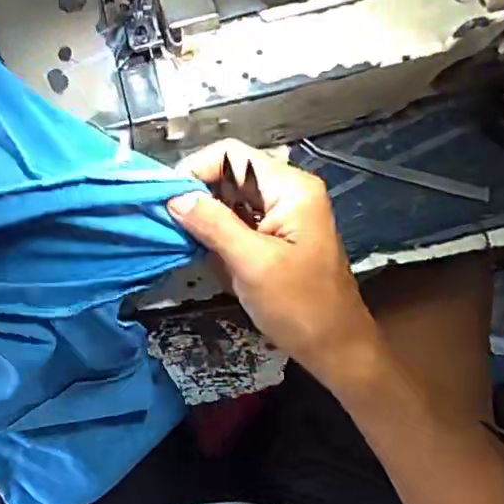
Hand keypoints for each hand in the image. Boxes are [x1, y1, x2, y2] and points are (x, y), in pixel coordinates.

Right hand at [168, 139, 384, 382]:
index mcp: (290, 188)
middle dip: (197, 196)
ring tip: (184, 240)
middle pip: (228, 175)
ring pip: (228, 200)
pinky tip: (205, 253)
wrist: (335, 347)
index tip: (167, 200)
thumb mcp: (252, 263)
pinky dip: (216, 234)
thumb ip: (213, 224)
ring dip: (204, 218)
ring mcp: (281, 215)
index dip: (195, 171)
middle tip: (170, 224)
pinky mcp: (273, 237)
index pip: (231, 156)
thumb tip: (175, 198)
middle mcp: (286, 192)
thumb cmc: (300, 306)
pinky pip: (236, 222)